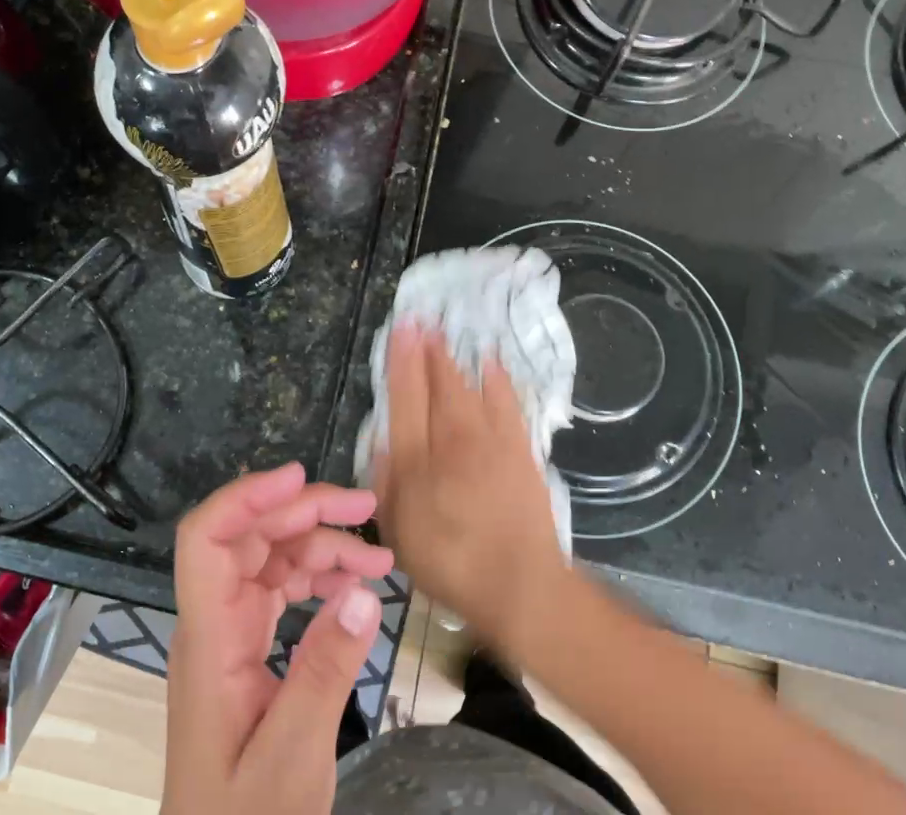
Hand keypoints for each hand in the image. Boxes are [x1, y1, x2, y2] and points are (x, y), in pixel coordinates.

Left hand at [164, 463, 394, 814]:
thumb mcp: (294, 755)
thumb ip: (326, 672)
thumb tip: (365, 594)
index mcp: (209, 641)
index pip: (205, 542)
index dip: (246, 498)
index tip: (300, 477)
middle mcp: (212, 626)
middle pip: (247, 540)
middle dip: (304, 513)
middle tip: (368, 510)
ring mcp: (228, 637)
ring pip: (267, 562)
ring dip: (319, 547)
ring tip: (380, 557)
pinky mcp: (246, 652)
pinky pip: (278, 593)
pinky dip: (316, 580)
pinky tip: (354, 587)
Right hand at [373, 321, 568, 649]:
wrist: (520, 586)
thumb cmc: (450, 565)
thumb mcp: (398, 534)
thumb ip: (386, 484)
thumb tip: (384, 440)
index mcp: (417, 463)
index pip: (405, 398)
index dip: (402, 360)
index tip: (401, 328)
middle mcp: (452, 442)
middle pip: (438, 384)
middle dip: (429, 349)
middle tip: (423, 319)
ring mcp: (491, 443)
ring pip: (471, 387)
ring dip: (458, 357)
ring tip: (449, 331)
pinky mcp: (520, 451)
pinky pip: (508, 403)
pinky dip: (498, 379)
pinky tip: (492, 361)